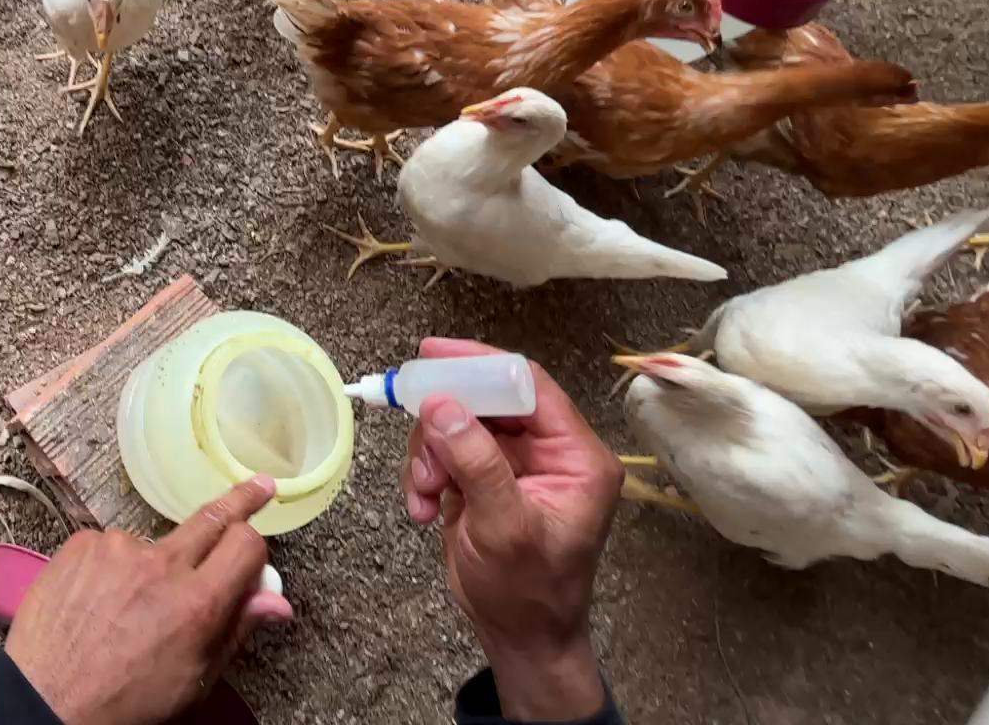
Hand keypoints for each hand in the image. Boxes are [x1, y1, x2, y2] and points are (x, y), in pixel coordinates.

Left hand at [4, 477, 294, 724]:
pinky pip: (112, 546)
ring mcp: (118, 546)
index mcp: (195, 603)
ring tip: (127, 608)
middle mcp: (160, 564)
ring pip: (154, 543)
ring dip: (153, 565)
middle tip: (258, 486)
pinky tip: (98, 599)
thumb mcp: (191, 681)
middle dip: (240, 498)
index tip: (261, 524)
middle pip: (211, 517)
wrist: (44, 700)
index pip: (245, 543)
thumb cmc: (123, 701)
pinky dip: (113, 567)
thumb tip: (276, 600)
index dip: (255, 540)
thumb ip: (234, 630)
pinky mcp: (83, 540)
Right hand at [401, 338, 622, 721]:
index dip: (480, 362)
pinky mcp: (478, 471)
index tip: (432, 353)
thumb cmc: (528, 592)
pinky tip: (424, 506)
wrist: (516, 635)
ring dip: (427, 453)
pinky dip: (422, 472)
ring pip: (451, 421)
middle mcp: (544, 449)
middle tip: (415, 428)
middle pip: (481, 398)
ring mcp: (508, 460)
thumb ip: (477, 463)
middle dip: (442, 419)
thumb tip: (442, 404)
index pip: (527, 384)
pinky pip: (439, 447)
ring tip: (426, 490)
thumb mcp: (506, 527)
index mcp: (573, 455)